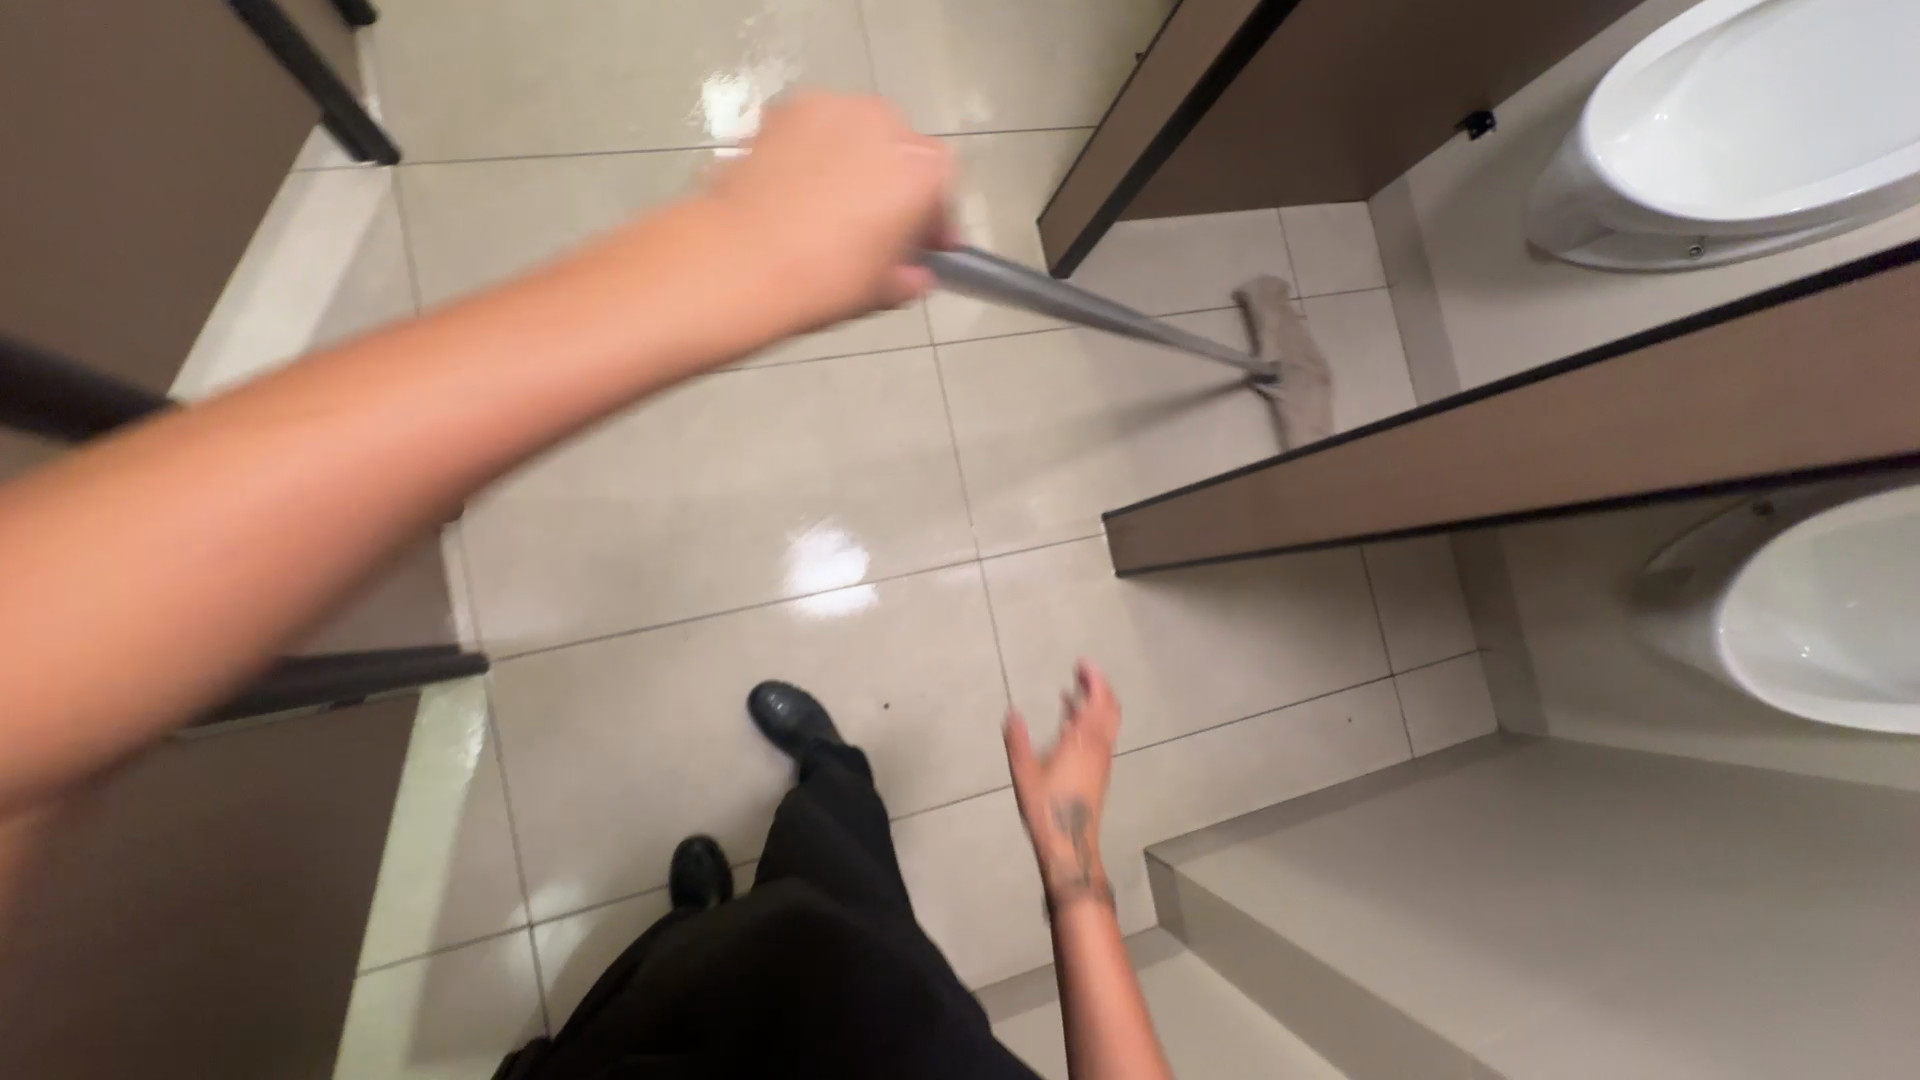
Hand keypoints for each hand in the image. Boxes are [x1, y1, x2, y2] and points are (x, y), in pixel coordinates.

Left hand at [703, 90, 955, 334]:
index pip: (945, 187)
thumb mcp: (883, 291)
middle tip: (880, 230)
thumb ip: (910, 277)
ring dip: (857, 166)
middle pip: (904, 152)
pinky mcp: (782, 109)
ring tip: (835, 211)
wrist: (742, 259)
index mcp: (922, 169)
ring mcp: (831, 107)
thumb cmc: (828, 278)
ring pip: (859, 136)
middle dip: (897, 186)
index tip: (926, 249)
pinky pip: (815, 132)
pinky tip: (798, 194)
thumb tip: (915, 275)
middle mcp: (884, 123)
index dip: (936, 220)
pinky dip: (816, 156)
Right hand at [1004, 660, 1120, 907]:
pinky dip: (1092, 721)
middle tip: (1082, 672)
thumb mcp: (1024, 771)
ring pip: (1108, 723)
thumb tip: (1012, 712)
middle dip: (1099, 687)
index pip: (1097, 700)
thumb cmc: (1045, 807)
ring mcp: (1102, 761)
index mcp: (1083, 741)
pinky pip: (1102, 736)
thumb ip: (1017, 740)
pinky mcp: (1099, 773)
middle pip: (1109, 708)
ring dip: (1096, 704)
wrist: (1070, 845)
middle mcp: (1099, 747)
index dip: (1094, 679)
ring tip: (1073, 692)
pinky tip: (1071, 725)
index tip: (1083, 663)